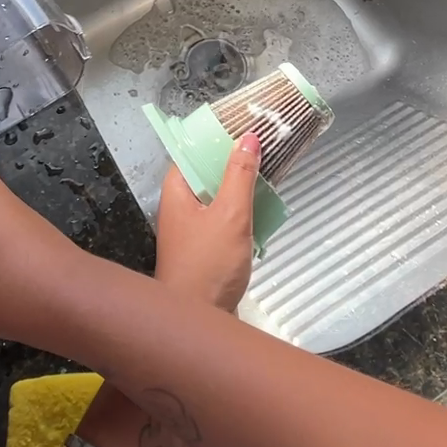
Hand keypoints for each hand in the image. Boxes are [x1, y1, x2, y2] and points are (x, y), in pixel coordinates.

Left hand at [155, 133, 258, 311]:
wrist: (199, 322)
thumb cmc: (208, 266)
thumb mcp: (231, 214)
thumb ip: (240, 175)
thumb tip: (248, 138)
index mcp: (177, 189)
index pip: (196, 149)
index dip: (220, 136)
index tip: (247, 125)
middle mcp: (179, 203)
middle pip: (208, 171)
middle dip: (235, 162)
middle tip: (266, 148)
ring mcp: (190, 226)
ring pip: (218, 195)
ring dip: (241, 189)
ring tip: (269, 176)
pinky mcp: (203, 246)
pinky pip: (223, 217)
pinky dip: (241, 213)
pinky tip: (262, 213)